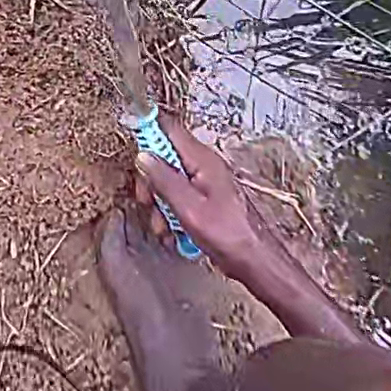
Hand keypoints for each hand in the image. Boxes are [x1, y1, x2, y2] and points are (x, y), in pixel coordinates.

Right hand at [133, 116, 272, 280]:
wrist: (256, 262)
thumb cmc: (228, 235)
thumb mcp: (188, 207)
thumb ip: (163, 179)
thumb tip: (143, 155)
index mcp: (202, 159)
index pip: (168, 128)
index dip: (146, 132)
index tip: (134, 152)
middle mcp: (204, 164)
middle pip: (164, 156)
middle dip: (150, 179)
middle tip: (147, 201)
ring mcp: (206, 181)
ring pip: (169, 179)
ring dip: (159, 201)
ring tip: (163, 226)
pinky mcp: (207, 198)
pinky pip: (180, 195)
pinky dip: (172, 211)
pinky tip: (174, 231)